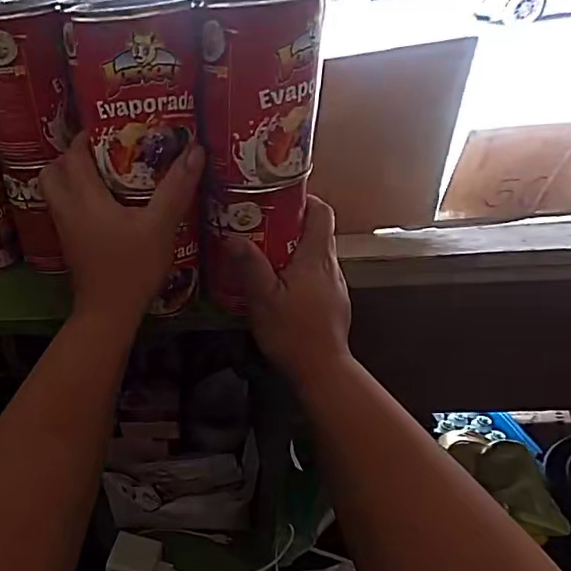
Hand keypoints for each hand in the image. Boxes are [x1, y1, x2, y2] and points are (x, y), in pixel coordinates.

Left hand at [42, 132, 201, 322]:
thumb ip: (176, 188)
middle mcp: (67, 209)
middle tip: (102, 152)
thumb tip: (196, 151)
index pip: (75, 154)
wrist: (109, 313)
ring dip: (72, 177)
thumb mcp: (160, 226)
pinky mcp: (71, 246)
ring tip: (105, 175)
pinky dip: (78, 199)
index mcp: (84, 197)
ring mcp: (66, 230)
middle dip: (73, 156)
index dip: (89, 135)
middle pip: (54, 170)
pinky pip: (66, 210)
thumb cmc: (132, 268)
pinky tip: (106, 205)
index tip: (111, 126)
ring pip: (56, 191)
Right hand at [220, 194, 351, 383]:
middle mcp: (331, 267)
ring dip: (294, 251)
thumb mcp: (264, 299)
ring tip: (264, 257)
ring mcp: (336, 287)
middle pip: (318, 232)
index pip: (322, 212)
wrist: (322, 370)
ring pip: (316, 256)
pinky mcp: (334, 305)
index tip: (280, 199)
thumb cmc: (293, 334)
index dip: (305, 199)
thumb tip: (234, 237)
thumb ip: (250, 266)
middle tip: (260, 228)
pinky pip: (317, 277)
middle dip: (291, 225)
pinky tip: (280, 288)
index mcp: (316, 258)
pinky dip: (300, 273)